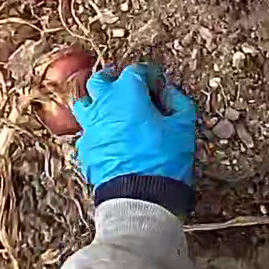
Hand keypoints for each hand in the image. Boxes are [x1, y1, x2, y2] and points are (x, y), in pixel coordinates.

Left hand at [71, 63, 196, 188]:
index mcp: (128, 94)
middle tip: (131, 87)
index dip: (150, 74)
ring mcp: (90, 127)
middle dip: (116, 79)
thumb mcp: (183, 126)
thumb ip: (178, 102)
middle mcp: (104, 105)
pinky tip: (112, 136)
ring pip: (85, 103)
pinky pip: (88, 130)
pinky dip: (98, 128)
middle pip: (101, 79)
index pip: (136, 71)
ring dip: (99, 101)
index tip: (158, 83)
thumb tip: (170, 94)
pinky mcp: (85, 149)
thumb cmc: (163, 160)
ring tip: (114, 109)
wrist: (140, 197)